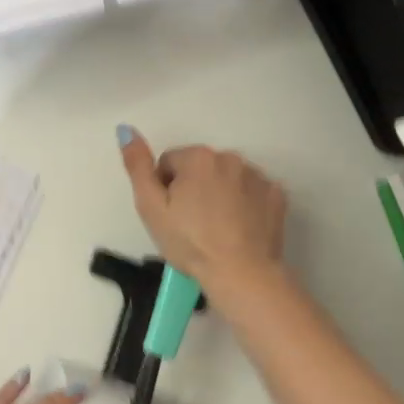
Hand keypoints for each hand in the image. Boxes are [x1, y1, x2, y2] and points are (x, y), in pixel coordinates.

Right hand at [118, 127, 288, 292]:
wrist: (241, 274)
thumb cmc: (189, 242)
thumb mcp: (150, 206)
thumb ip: (137, 165)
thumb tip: (126, 129)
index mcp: (198, 157)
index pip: (168, 163)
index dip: (163, 190)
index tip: (170, 216)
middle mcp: (231, 157)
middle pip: (199, 168)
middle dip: (192, 189)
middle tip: (190, 224)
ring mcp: (258, 176)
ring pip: (226, 179)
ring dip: (218, 195)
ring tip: (216, 229)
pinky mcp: (277, 196)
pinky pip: (252, 192)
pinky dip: (244, 205)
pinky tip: (238, 228)